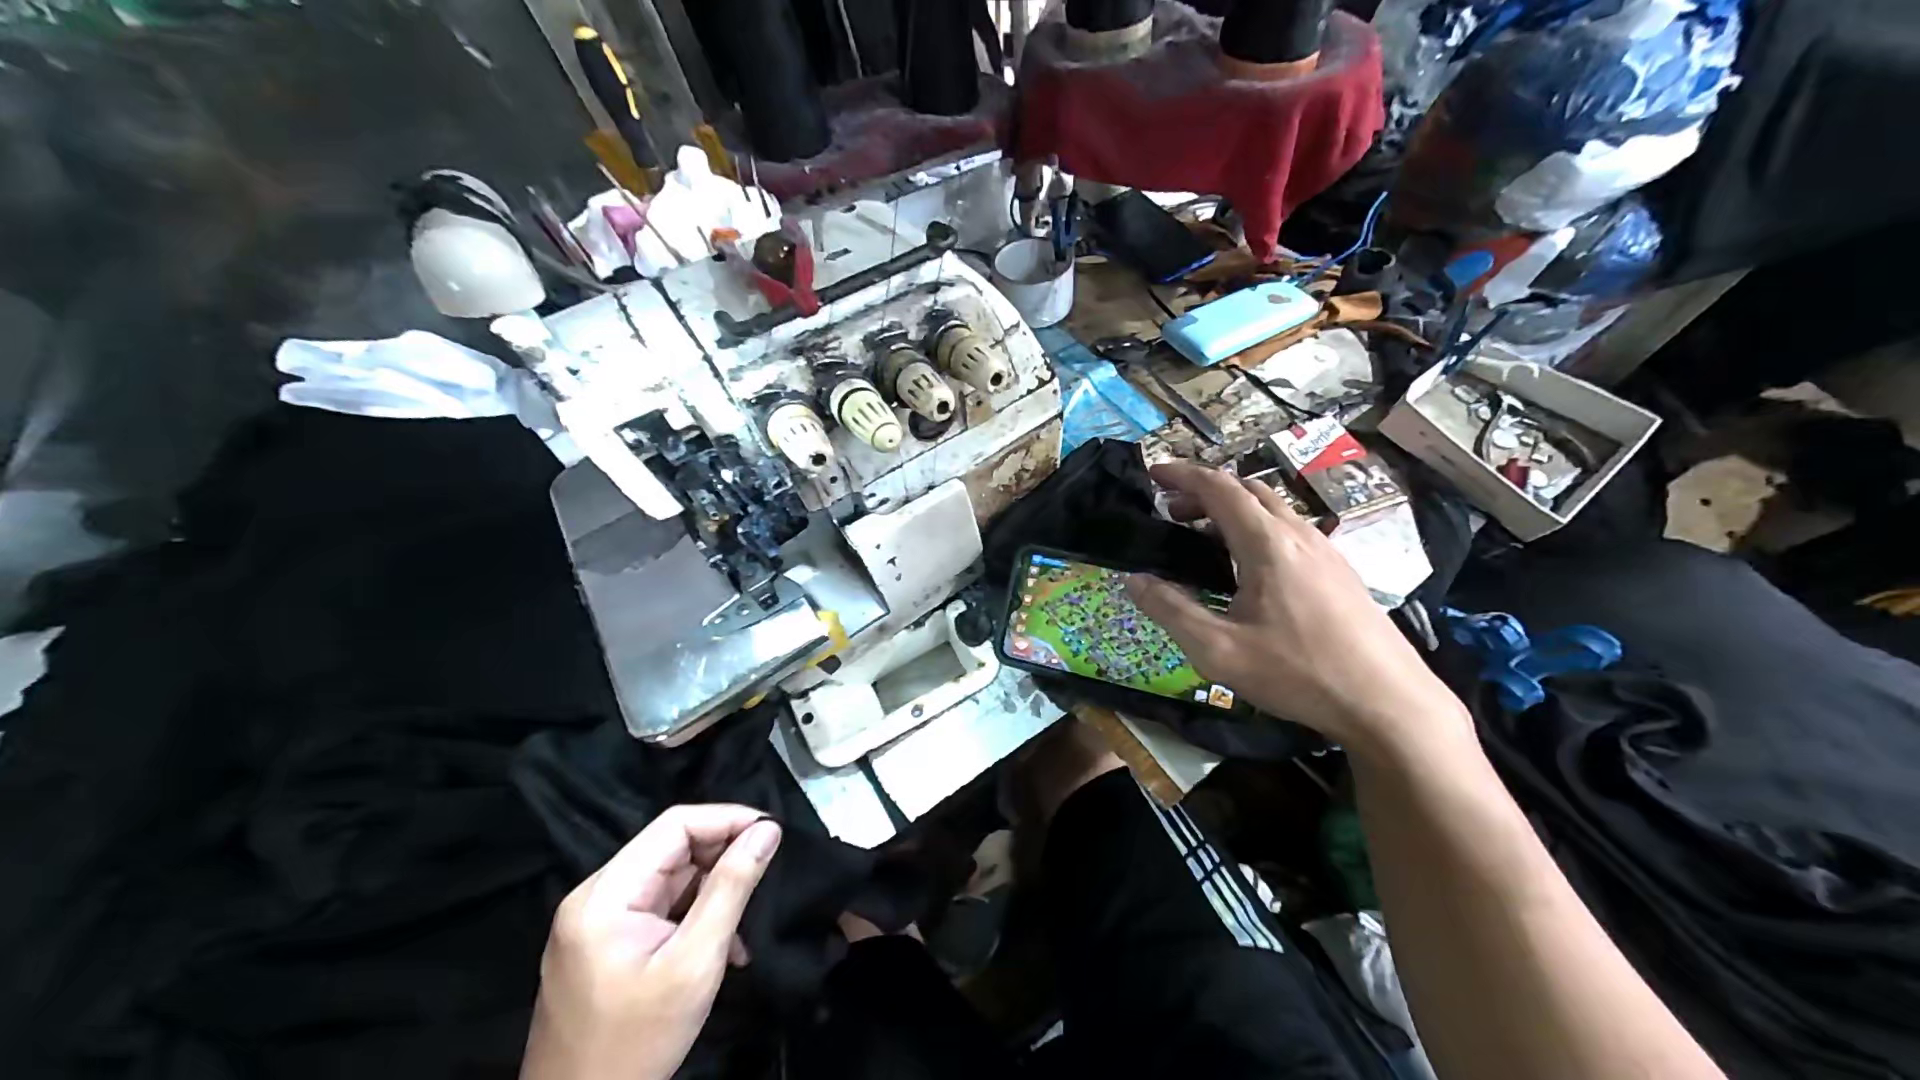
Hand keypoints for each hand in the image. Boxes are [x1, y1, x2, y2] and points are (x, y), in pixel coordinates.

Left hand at [520, 806, 782, 1079]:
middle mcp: (595, 896)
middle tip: (765, 876)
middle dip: (723, 857)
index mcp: (606, 893)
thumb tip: (767, 830)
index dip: (727, 819)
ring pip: (670, 877)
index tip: (772, 833)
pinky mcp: (604, 944)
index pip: (674, 824)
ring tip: (746, 922)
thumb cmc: (638, 1042)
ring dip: (713, 890)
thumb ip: (732, 887)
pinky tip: (722, 944)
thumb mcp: (696, 961)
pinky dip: (694, 915)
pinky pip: (659, 907)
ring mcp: (596, 921)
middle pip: (671, 848)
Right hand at [1124, 461, 1468, 758]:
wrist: (1389, 704)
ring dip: (1231, 509)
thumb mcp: (1219, 651)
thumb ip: (1170, 611)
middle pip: (1247, 490)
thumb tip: (1134, 580)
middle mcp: (1299, 535)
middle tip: (1170, 510)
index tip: (1152, 474)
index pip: (1219, 488)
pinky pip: (1289, 531)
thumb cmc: (1299, 674)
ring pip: (1272, 509)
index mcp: (1267, 544)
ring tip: (1201, 535)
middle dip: (1203, 490)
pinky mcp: (1339, 572)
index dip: (1183, 475)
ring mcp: (1326, 551)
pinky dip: (1255, 528)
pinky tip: (1246, 566)